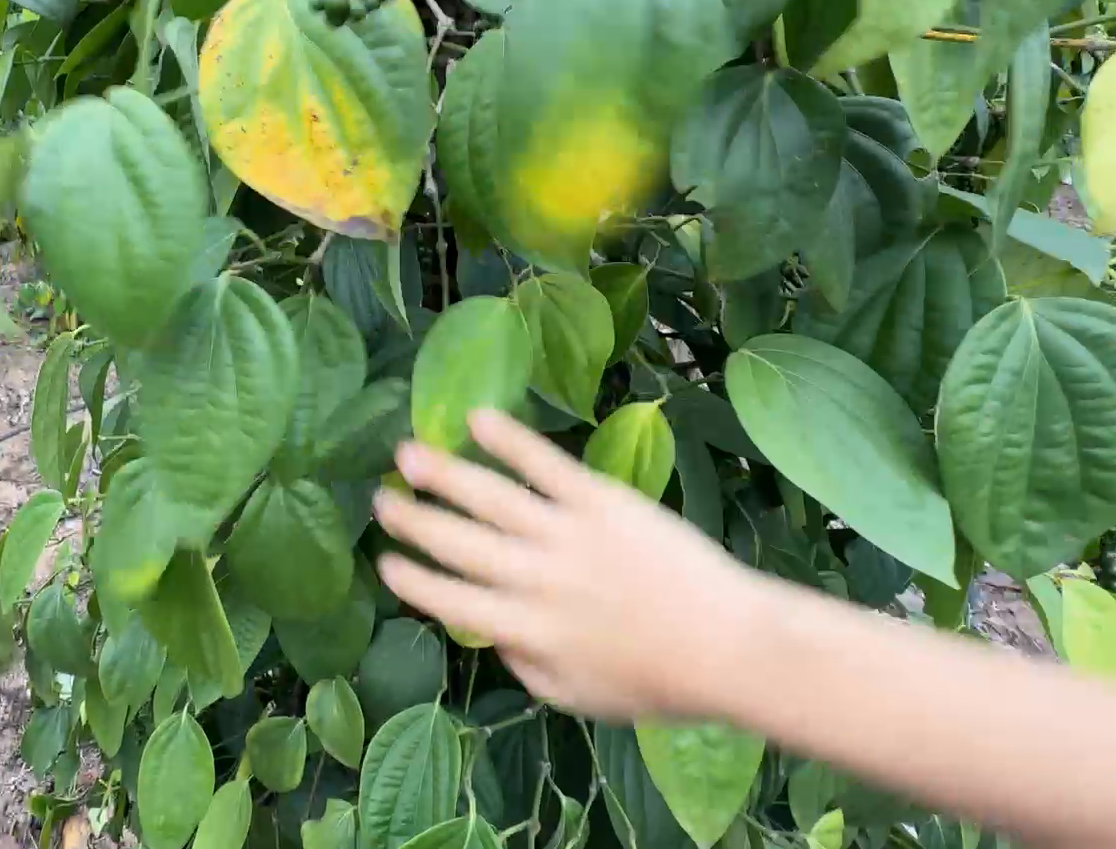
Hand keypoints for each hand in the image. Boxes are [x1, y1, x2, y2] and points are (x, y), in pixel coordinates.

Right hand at [375, 408, 774, 721]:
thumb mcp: (579, 697)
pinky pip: (544, 464)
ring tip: (407, 453)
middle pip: (458, 543)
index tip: (384, 560)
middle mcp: (533, 578)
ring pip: (490, 497)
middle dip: (413, 519)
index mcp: (526, 630)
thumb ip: (525, 667)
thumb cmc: (658, 680)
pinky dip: (508, 439)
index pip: (450, 601)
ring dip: (443, 474)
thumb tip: (489, 633)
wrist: (734, 647)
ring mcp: (564, 534)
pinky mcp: (597, 500)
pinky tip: (476, 419)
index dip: (412, 580)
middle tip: (381, 498)